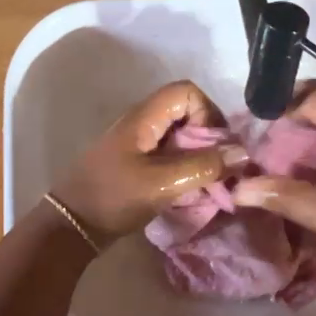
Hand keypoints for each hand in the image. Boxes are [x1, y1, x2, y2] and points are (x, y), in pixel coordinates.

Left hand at [50, 80, 249, 243]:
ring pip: (180, 133)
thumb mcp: (162, 183)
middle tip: (217, 167)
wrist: (72, 224)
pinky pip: (170, 151)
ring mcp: (138, 141)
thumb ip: (202, 166)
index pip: (187, 91)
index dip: (207, 112)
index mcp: (145, 116)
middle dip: (208, 136)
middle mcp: (142, 121)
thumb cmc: (114, 197)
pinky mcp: (138, 161)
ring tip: (207, 181)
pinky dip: (185, 166)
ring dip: (198, 154)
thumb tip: (242, 153)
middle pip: (186, 111)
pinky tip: (190, 189)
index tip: (215, 145)